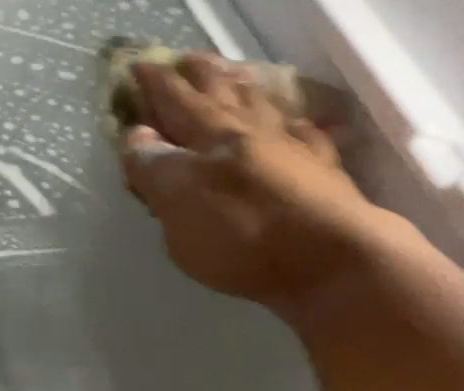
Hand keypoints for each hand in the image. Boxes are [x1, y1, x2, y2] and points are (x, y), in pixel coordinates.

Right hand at [120, 52, 394, 315]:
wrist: (325, 258)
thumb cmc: (238, 232)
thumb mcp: (179, 202)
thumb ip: (156, 168)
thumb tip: (138, 135)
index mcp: (211, 139)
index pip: (177, 104)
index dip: (157, 86)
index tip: (140, 66)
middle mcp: (252, 133)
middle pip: (223, 96)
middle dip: (201, 77)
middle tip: (188, 60)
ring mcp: (290, 149)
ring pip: (261, 106)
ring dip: (243, 90)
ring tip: (234, 76)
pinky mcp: (318, 173)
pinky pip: (305, 135)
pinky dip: (295, 124)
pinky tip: (297, 123)